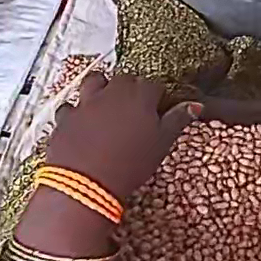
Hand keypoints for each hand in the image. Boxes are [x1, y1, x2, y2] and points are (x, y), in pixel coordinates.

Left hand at [16, 73, 198, 259]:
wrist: (87, 182)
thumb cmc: (130, 163)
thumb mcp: (161, 144)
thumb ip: (177, 120)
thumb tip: (195, 105)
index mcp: (140, 95)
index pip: (154, 85)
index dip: (157, 97)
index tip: (158, 110)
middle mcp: (112, 92)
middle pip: (125, 79)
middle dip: (131, 88)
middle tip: (136, 109)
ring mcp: (86, 102)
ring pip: (94, 82)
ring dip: (101, 89)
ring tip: (107, 104)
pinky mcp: (66, 117)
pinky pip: (71, 106)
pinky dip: (76, 111)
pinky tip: (81, 122)